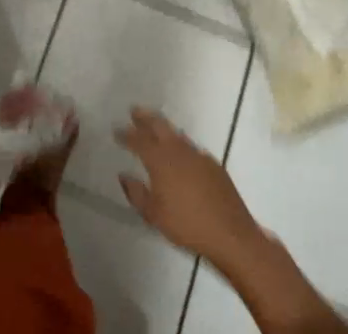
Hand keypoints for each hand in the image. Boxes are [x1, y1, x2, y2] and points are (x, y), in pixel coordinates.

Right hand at [115, 107, 261, 264]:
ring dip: (164, 129)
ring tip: (155, 128)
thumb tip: (124, 176)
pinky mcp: (214, 165)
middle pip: (160, 126)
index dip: (126, 134)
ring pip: (177, 135)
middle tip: (135, 111)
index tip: (116, 130)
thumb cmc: (186, 226)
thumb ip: (136, 193)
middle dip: (146, 118)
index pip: (139, 141)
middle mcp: (180, 152)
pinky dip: (180, 144)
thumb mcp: (153, 214)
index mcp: (161, 161)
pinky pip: (191, 148)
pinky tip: (180, 154)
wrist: (230, 235)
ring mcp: (199, 156)